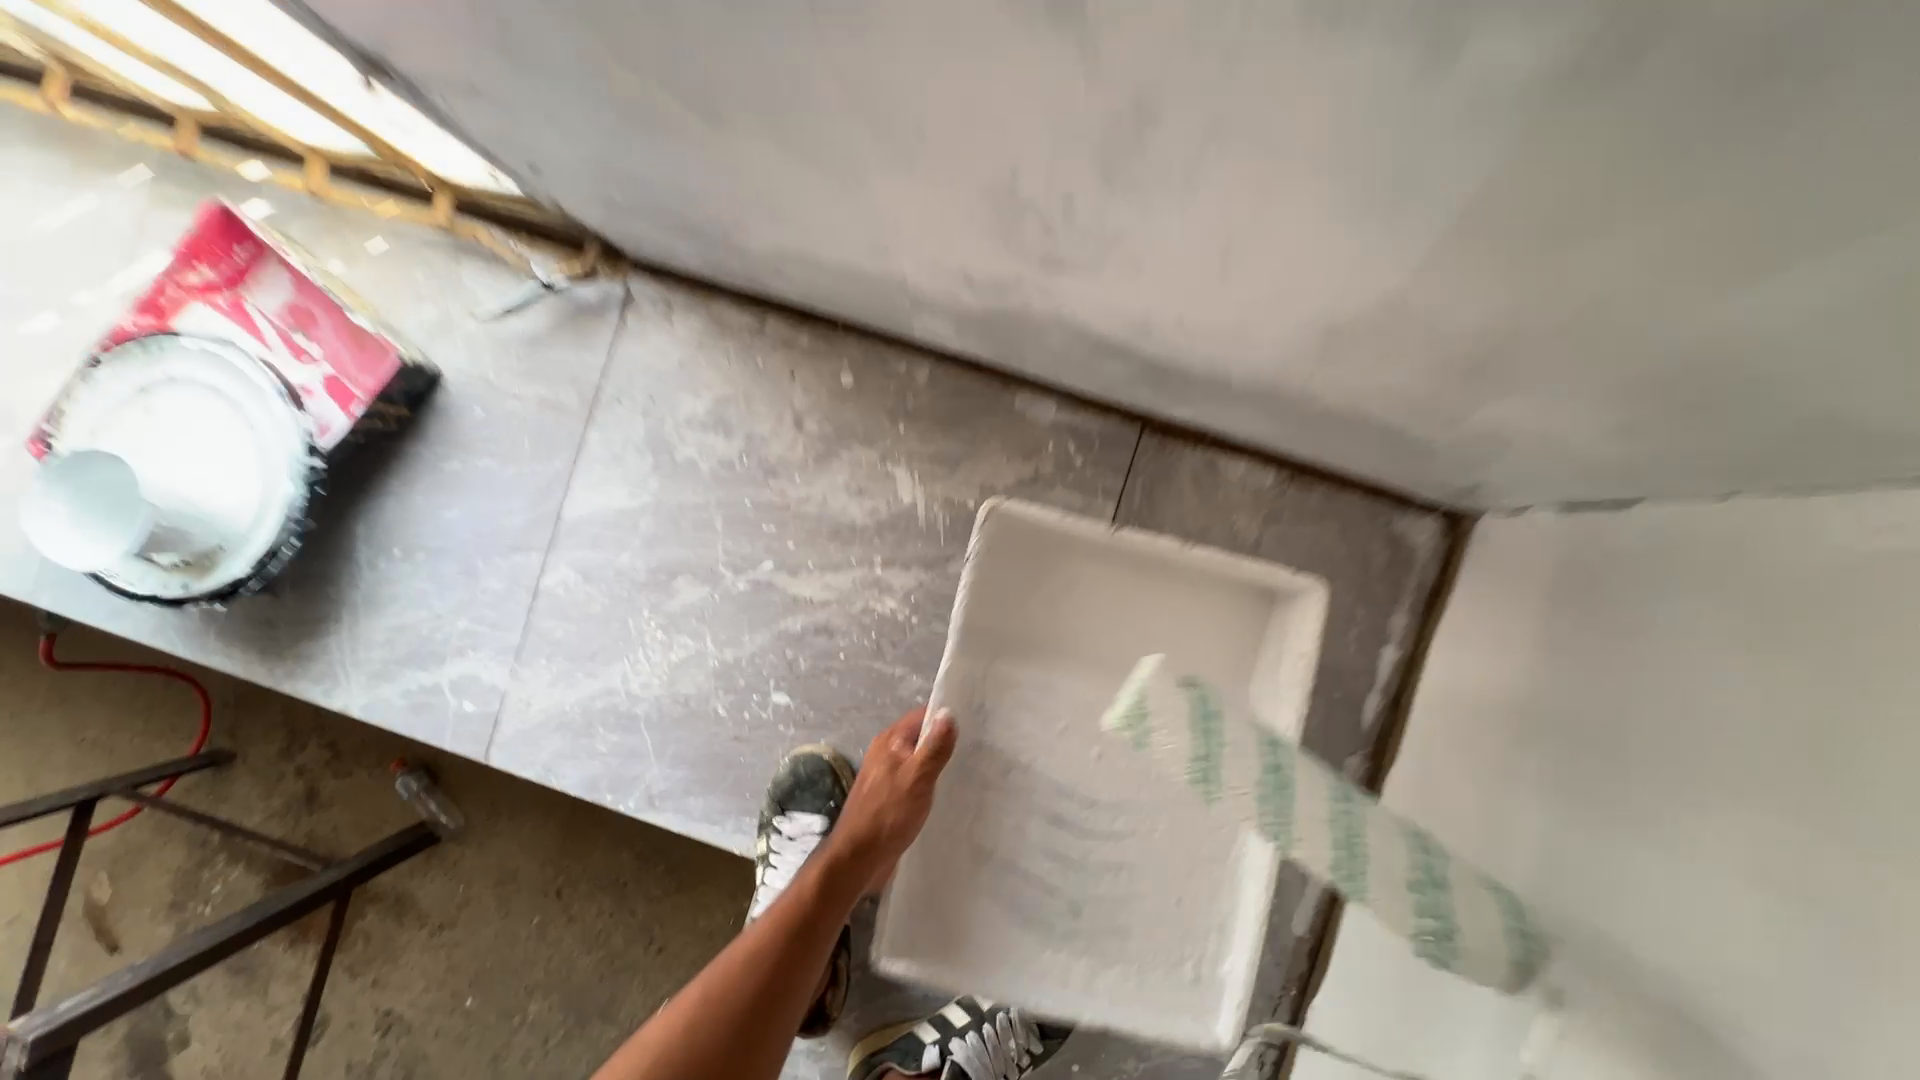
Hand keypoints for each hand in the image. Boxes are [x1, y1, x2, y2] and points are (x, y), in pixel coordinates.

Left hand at [829, 706, 957, 895]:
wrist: (858, 858)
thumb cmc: (887, 815)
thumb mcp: (917, 778)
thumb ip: (934, 746)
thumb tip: (948, 711)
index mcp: (889, 742)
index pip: (921, 716)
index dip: (945, 717)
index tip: (974, 725)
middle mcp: (886, 754)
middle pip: (920, 738)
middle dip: (945, 743)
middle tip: (977, 750)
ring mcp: (887, 777)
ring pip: (918, 761)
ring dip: (938, 766)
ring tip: (968, 771)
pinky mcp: (890, 798)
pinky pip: (915, 782)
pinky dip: (930, 784)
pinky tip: (948, 795)